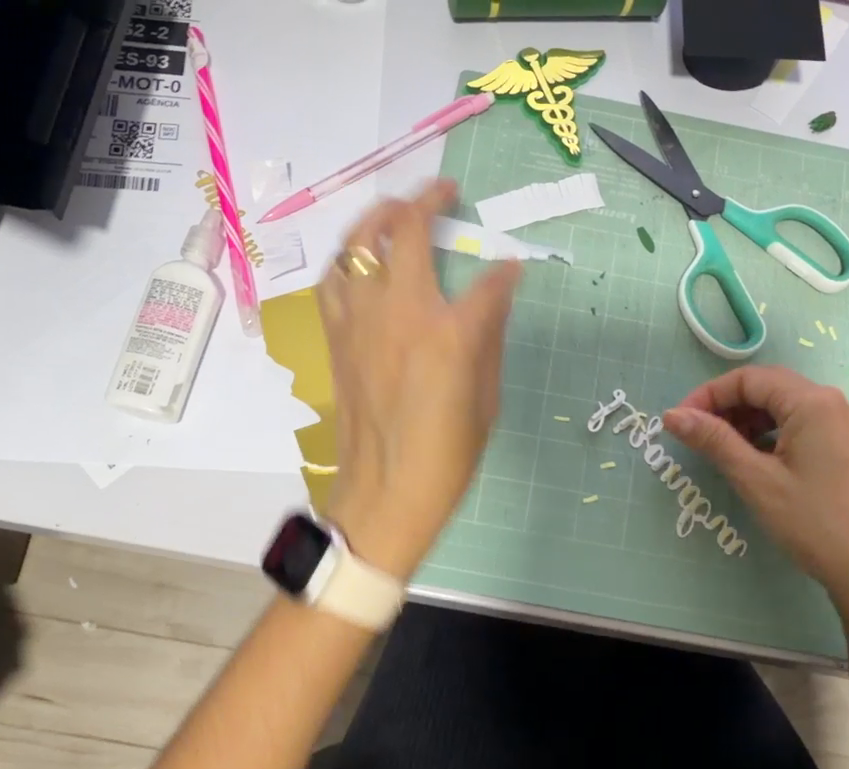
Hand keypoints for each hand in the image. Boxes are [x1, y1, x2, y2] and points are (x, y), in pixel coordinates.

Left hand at [318, 180, 523, 578]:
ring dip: (378, 216)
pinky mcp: (335, 338)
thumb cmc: (446, 459)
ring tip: (395, 211)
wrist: (384, 496)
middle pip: (406, 231)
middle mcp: (399, 312)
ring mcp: (359, 321)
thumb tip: (494, 293)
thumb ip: (488, 337)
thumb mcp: (485, 402)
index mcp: (449, 334)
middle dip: (429, 200)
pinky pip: (335, 279)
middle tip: (444, 192)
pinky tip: (361, 262)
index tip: (513, 268)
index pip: (487, 282)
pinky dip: (349, 259)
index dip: (505, 272)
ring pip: (357, 243)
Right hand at [661, 366, 848, 611]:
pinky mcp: (848, 448)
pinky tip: (756, 463)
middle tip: (696, 438)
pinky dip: (771, 436)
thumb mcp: (756, 480)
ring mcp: (844, 426)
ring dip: (747, 422)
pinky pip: (802, 426)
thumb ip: (714, 441)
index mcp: (812, 402)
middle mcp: (832, 403)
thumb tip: (673, 415)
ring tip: (722, 453)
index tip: (679, 423)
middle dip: (726, 407)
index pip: (749, 378)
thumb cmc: (812, 521)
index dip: (708, 395)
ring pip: (785, 408)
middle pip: (768, 388)